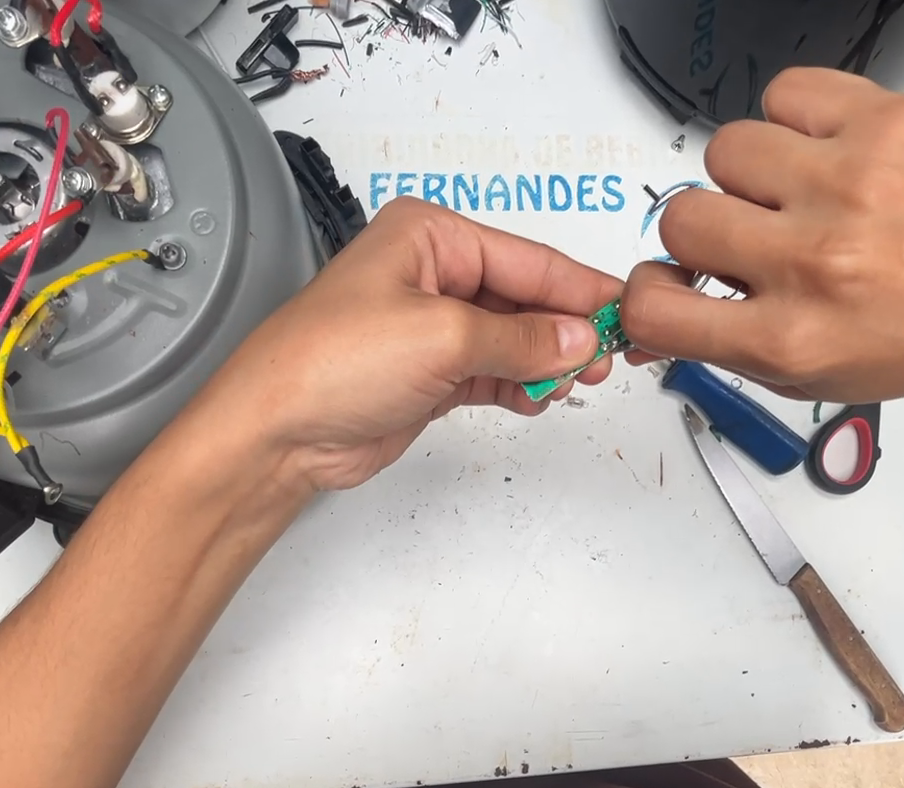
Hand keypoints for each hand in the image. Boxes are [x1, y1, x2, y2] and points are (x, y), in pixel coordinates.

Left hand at [185, 197, 620, 491]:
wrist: (280, 434)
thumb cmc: (332, 363)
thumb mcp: (442, 337)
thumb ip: (519, 339)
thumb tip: (577, 339)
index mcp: (431, 238)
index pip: (527, 259)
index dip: (579, 290)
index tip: (624, 315)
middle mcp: (432, 277)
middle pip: (523, 299)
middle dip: (564, 330)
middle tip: (605, 359)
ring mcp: (431, 330)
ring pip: (512, 340)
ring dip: (544, 363)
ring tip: (573, 384)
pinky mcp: (430, 377)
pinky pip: (493, 374)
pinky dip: (519, 386)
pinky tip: (538, 398)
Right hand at [620, 68, 903, 402]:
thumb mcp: (812, 379)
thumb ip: (725, 352)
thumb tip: (655, 319)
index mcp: (788, 340)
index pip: (655, 310)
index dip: (646, 296)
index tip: (668, 287)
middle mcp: (811, 263)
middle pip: (681, 216)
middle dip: (700, 232)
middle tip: (744, 240)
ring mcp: (848, 185)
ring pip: (727, 149)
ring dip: (747, 176)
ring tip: (793, 194)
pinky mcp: (886, 123)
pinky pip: (787, 93)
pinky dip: (791, 123)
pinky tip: (823, 154)